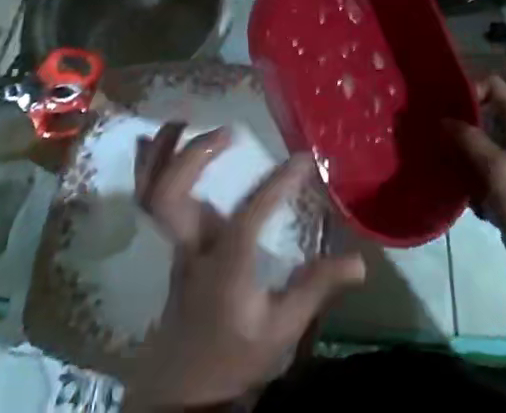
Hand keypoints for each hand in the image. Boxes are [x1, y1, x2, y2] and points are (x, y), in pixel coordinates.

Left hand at [125, 123, 366, 409]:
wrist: (186, 384)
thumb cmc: (236, 353)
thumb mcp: (282, 329)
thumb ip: (315, 289)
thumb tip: (359, 262)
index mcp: (225, 265)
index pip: (250, 214)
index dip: (278, 183)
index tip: (302, 158)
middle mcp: (191, 247)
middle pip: (173, 196)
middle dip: (195, 156)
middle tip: (227, 132)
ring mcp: (172, 244)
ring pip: (151, 193)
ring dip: (163, 154)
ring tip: (182, 120)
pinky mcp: (166, 243)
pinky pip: (146, 198)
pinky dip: (146, 167)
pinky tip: (153, 141)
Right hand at [449, 77, 505, 281]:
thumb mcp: (496, 166)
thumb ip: (468, 137)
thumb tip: (442, 119)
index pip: (493, 85)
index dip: (468, 87)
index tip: (441, 103)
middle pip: (481, 113)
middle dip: (455, 118)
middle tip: (426, 125)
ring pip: (475, 142)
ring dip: (456, 147)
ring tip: (430, 151)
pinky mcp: (503, 185)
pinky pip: (476, 168)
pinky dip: (463, 173)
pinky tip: (447, 181)